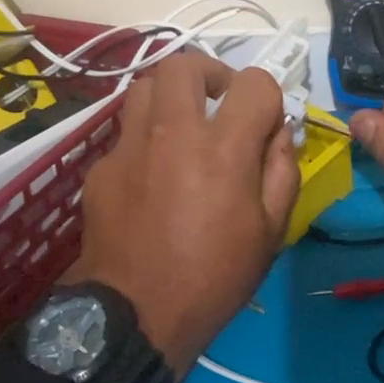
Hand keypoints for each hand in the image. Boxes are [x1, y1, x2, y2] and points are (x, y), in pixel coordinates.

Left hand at [63, 53, 301, 374]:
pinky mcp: (100, 169)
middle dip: (211, 74)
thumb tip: (278, 132)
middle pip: (185, 65)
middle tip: (220, 103)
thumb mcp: (272, 230)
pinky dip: (146, 139)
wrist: (135, 317)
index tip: (265, 124)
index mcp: (224, 150)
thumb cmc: (215, 277)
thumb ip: (282, 170)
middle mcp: (173, 134)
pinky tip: (153, 174)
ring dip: (171, 97)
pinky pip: (126, 133)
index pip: (254, 83)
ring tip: (184, 127)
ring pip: (144, 87)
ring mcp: (129, 148)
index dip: (267, 97)